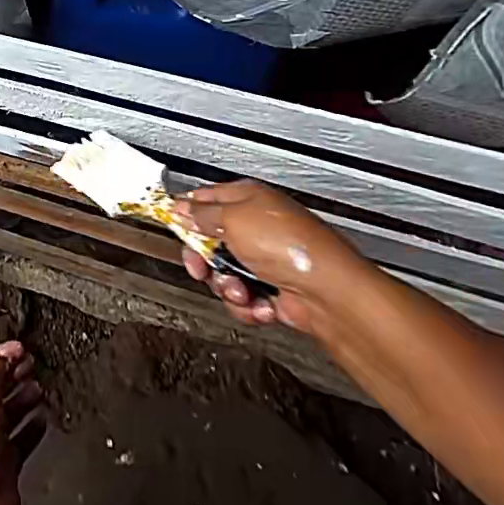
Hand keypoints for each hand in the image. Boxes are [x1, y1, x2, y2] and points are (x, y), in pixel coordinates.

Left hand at [0, 341, 45, 504]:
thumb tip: (4, 351)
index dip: (1, 354)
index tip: (20, 346)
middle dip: (13, 372)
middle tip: (32, 361)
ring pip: (10, 412)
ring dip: (24, 397)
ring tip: (39, 385)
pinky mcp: (5, 464)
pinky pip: (21, 439)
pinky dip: (32, 427)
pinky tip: (41, 419)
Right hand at [176, 180, 366, 332]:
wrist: (330, 294)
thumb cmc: (292, 247)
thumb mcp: (233, 219)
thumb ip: (201, 213)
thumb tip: (181, 208)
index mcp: (247, 200)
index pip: (204, 200)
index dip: (186, 213)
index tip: (173, 224)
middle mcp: (256, 227)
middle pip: (209, 241)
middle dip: (203, 259)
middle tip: (201, 266)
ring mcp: (264, 259)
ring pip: (221, 272)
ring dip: (225, 285)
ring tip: (242, 289)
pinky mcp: (271, 288)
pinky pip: (241, 296)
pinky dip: (246, 304)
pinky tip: (260, 302)